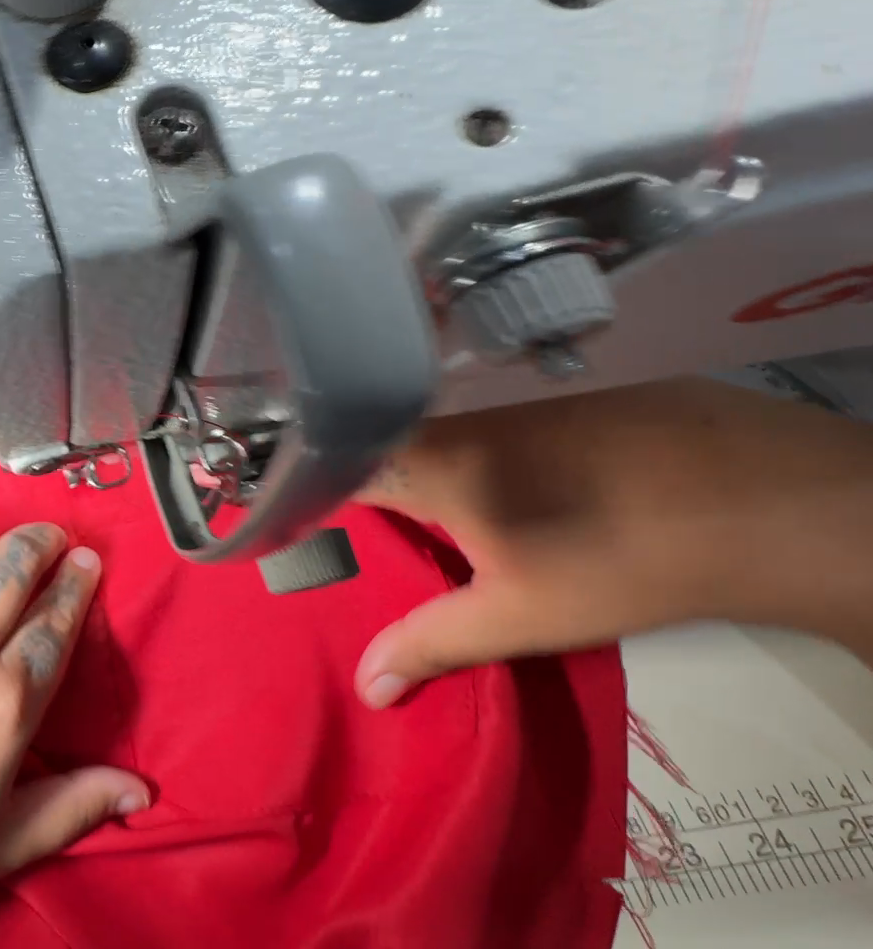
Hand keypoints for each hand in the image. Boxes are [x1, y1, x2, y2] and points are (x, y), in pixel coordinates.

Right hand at [351, 378, 872, 708]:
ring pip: (450, 434)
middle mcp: (463, 419)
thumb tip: (365, 688)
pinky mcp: (579, 396)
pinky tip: (541, 491)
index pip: (333, 460)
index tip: (304, 521)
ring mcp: (524, 401)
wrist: (781, 507)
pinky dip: (497, 457)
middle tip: (384, 537)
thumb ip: (430, 644)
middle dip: (375, 489)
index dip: (311, 489)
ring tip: (458, 520)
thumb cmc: (624, 563)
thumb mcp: (518, 616)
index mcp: (430, 461)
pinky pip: (508, 425)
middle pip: (388, 445)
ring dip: (437, 472)